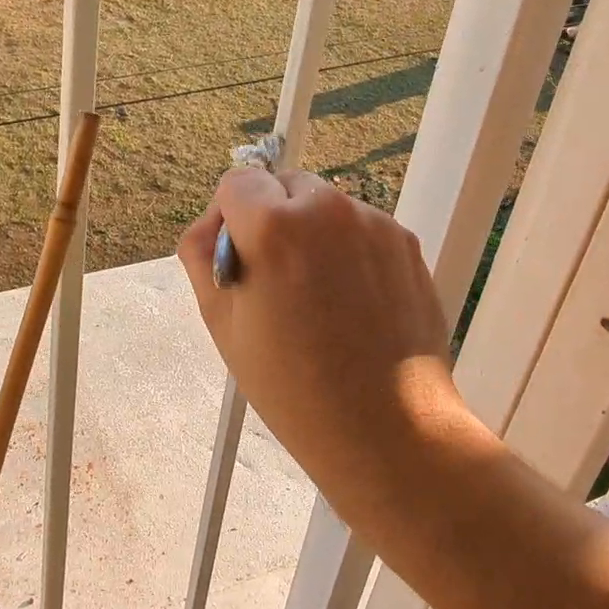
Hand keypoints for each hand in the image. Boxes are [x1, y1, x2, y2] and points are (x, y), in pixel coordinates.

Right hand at [176, 168, 465, 493]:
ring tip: (322, 298)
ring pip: (327, 208)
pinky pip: (362, 229)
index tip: (239, 260)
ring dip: (315, 233)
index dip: (229, 217)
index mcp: (274, 224)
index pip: (238, 182)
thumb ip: (202, 256)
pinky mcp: (407, 242)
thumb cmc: (292, 386)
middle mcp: (328, 208)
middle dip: (274, 219)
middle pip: (285, 187)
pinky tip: (355, 303)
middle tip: (278, 281)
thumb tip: (211, 225)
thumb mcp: (223, 324)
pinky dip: (351, 250)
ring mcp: (374, 223)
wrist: (388, 427)